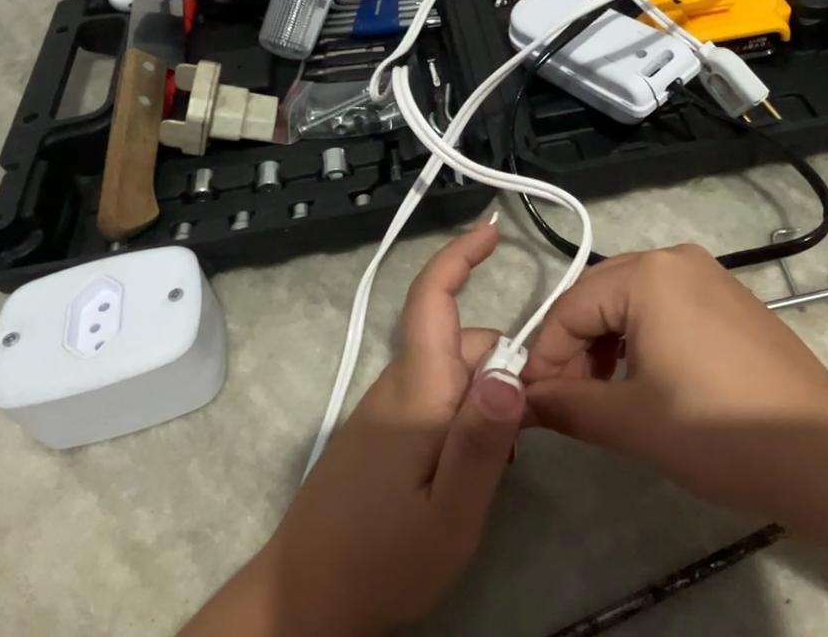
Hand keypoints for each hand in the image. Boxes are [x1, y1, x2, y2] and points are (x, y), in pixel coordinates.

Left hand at [184, 219, 524, 635]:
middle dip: (503, 370)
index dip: (459, 257)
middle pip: (462, 347)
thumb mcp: (452, 511)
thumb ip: (483, 438)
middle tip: (527, 435)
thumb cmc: (382, 560)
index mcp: (415, 394)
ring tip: (495, 469)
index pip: (432, 302)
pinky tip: (464, 475)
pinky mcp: (377, 438)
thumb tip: (511, 368)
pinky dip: (462, 422)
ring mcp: (382, 414)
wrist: (301, 605)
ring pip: (451, 380)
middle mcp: (395, 390)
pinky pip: (433, 406)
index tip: (492, 228)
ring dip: (484, 404)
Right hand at [521, 244, 827, 548]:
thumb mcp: (630, 421)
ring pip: (631, 301)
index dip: (543, 358)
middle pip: (598, 296)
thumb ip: (565, 405)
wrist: (824, 454)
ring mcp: (709, 276)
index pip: (569, 308)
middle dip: (573, 348)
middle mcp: (677, 259)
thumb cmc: (718, 432)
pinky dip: (641, 339)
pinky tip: (645, 382)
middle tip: (564, 401)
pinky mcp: (731, 299)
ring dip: (605, 344)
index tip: (532, 404)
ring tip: (603, 397)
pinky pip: (666, 307)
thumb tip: (522, 401)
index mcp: (648, 275)